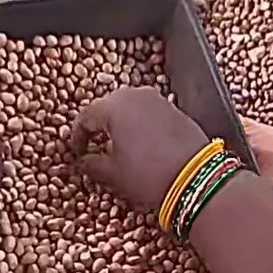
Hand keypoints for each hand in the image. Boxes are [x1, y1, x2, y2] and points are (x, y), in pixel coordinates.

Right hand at [70, 87, 211, 217]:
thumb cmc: (147, 174)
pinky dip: (138, 127)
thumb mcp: (113, 174)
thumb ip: (91, 164)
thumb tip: (83, 161)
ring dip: (119, 126)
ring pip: (128, 109)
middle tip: (94, 148)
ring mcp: (157, 99)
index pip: (85, 117)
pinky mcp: (174, 109)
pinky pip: (147, 114)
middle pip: (107, 108)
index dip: (77, 137)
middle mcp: (135, 94)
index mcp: (114, 106)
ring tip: (117, 149)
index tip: (77, 153)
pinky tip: (140, 147)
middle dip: (98, 128)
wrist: (195, 177)